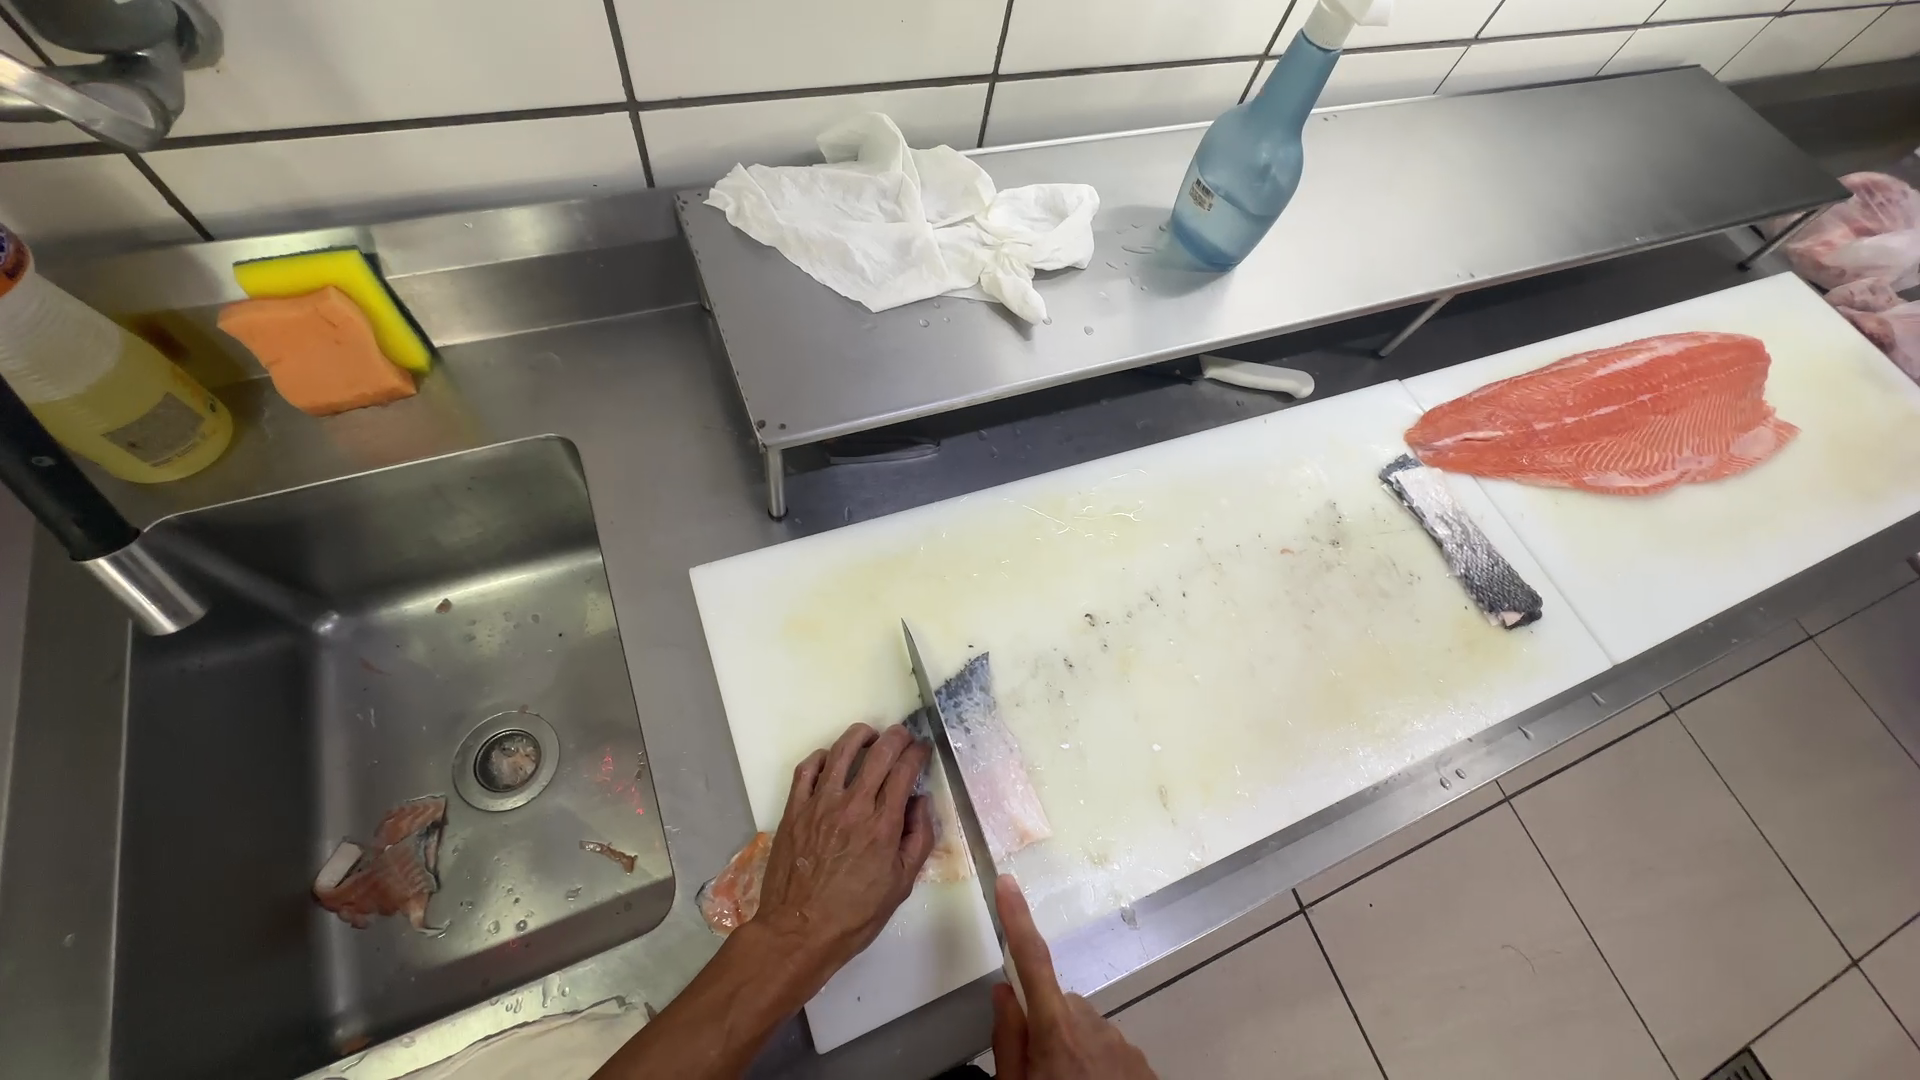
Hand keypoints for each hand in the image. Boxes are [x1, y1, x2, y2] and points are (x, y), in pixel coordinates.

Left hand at [754, 723, 935, 978]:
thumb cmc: (855, 915)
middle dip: (896, 737)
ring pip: (841, 751)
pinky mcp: (795, 809)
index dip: (918, 752)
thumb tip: (921, 801)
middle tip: (903, 735)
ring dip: (860, 735)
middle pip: (879, 752)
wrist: (798, 931)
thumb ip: (918, 838)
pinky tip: (830, 758)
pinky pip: (807, 769)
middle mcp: (853, 806)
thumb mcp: (901, 884)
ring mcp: (820, 804)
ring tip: (869, 734)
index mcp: (883, 824)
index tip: (923, 749)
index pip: (905, 770)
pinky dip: (821, 756)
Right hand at [991, 875, 1158, 1079]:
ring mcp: (1122, 1044)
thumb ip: (1008, 1042)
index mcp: (1056, 1031)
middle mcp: (1093, 1025)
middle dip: (1045, 1025)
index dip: (1018, 919)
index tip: (1008, 883)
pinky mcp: (1143, 1064)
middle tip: (1035, 1072)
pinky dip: (1096, 1066)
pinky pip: (1109, 1049)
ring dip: (1071, 1049)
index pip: (1032, 961)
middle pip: (1058, 1005)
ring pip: (1084, 1029)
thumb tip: (1004, 993)